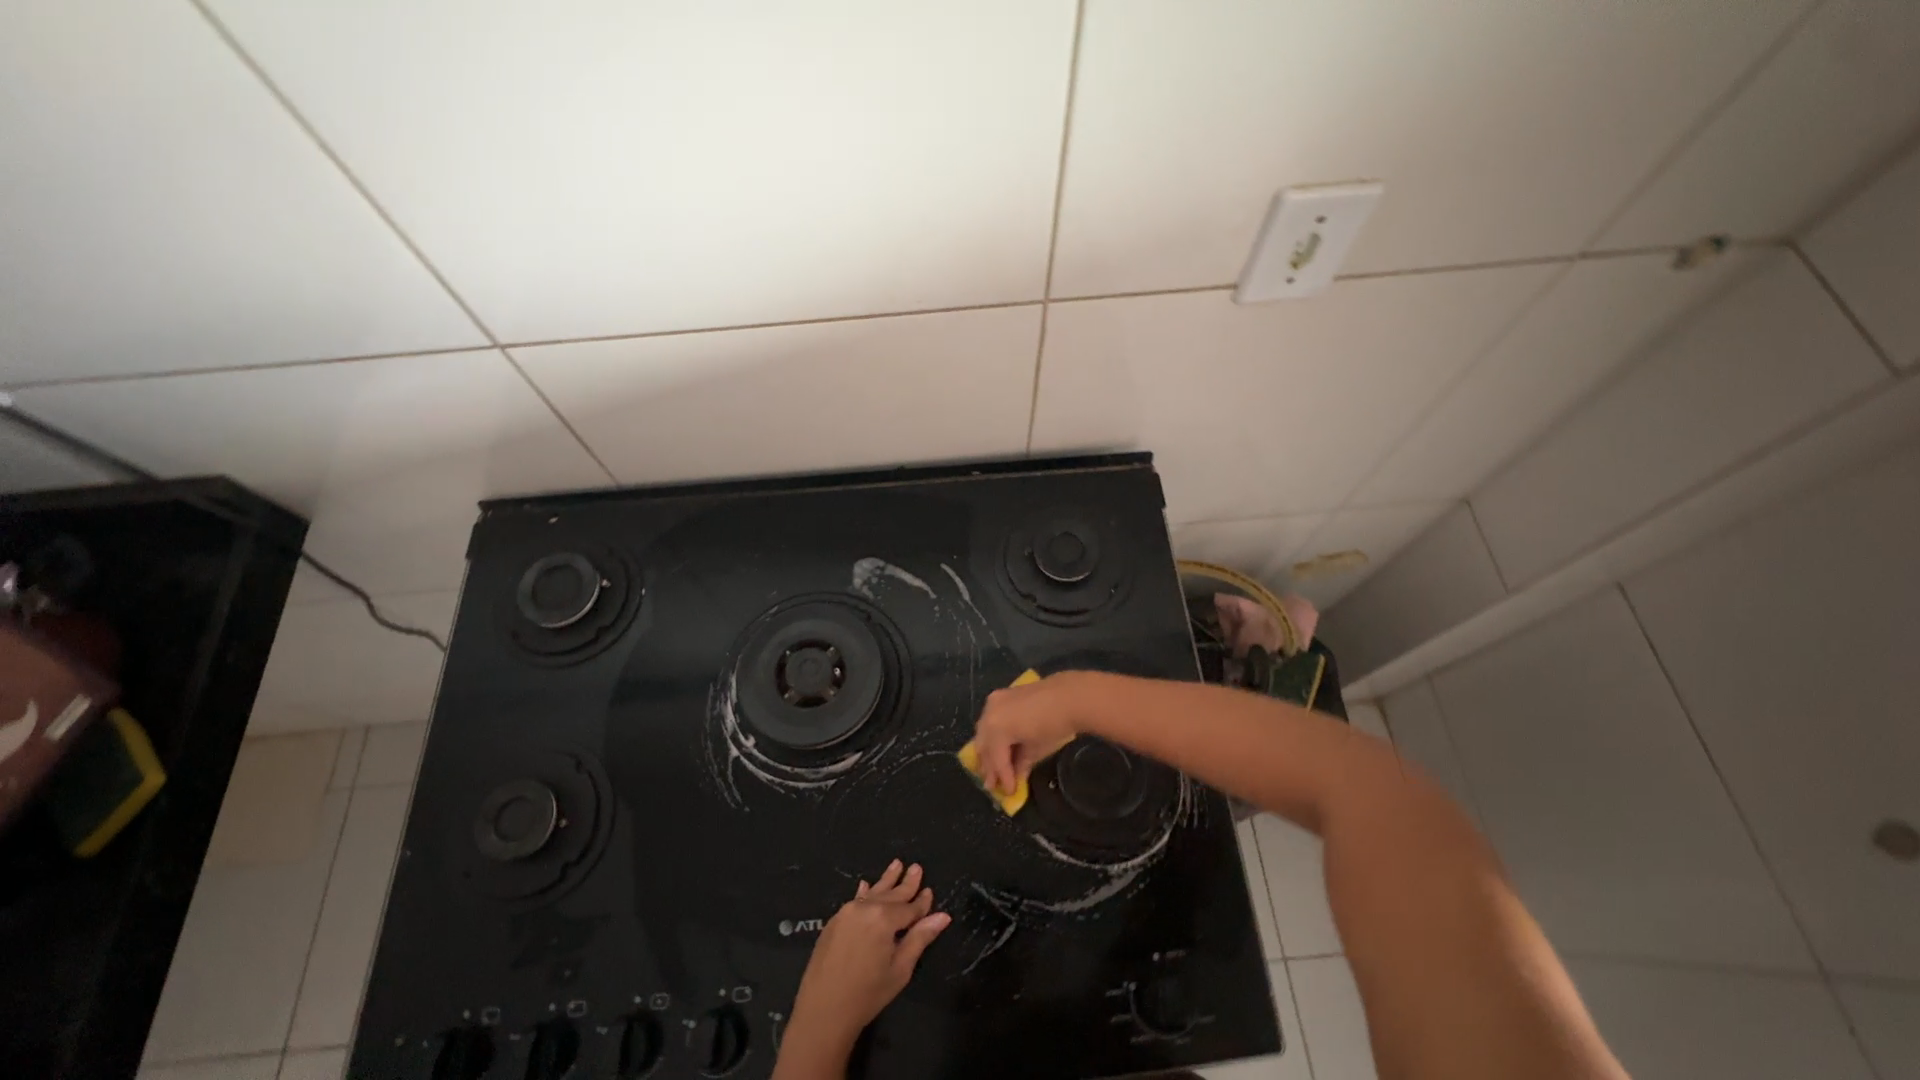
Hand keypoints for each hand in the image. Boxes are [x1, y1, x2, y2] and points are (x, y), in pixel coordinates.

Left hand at [780, 859, 950, 1071]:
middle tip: (916, 867)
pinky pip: (854, 901)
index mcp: (884, 919)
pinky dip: (863, 893)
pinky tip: (865, 885)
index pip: (909, 908)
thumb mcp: (900, 968)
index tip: (930, 891)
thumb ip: (919, 938)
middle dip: (905, 883)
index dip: (922, 902)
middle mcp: (864, 909)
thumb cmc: (868, 993)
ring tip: (896, 864)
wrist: (823, 1009)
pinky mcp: (833, 922)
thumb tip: (943, 916)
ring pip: (872, 894)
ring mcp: (846, 913)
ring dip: (886, 880)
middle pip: (891, 895)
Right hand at [972, 670, 1089, 795]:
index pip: (996, 759)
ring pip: (984, 732)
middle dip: (990, 766)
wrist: (1070, 696)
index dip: (1002, 777)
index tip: (1008, 792)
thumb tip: (1015, 776)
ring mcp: (994, 702)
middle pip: (984, 745)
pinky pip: (991, 719)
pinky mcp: (1002, 695)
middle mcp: (989, 714)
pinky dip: (994, 734)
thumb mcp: (1036, 750)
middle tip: (994, 783)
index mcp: (996, 728)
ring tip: (995, 767)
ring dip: (989, 750)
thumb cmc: (1054, 726)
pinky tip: (1001, 746)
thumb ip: (1020, 764)